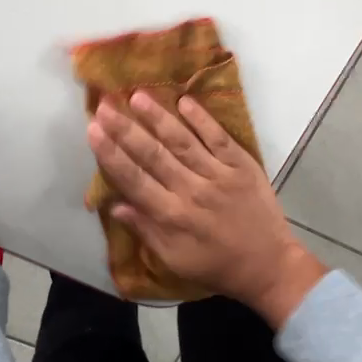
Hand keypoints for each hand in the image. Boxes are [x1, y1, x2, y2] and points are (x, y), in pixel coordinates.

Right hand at [87, 91, 326, 327]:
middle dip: (126, 129)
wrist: (269, 265)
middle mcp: (192, 191)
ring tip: (137, 96)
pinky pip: (218, 137)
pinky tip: (184, 101)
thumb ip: (145, 230)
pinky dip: (202, 119)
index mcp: (172, 217)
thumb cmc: (216, 265)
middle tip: (104, 105)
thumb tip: (114, 204)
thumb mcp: (175, 259)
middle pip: (152, 155)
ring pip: (182, 141)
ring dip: (158, 117)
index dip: (111, 154)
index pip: (134, 180)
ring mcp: (218, 175)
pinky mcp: (242, 165)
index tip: (93, 130)